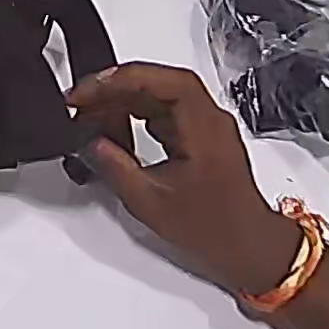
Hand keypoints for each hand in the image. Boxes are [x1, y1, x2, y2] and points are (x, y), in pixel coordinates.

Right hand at [67, 63, 300, 296]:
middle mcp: (208, 119)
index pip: (164, 82)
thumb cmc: (215, 230)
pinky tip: (110, 127)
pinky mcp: (194, 132)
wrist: (249, 249)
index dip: (121, 80)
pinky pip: (158, 107)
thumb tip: (91, 141)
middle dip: (113, 87)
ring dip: (119, 98)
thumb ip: (115, 167)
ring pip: (155, 92)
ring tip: (88, 114)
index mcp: (205, 129)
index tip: (89, 91)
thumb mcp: (151, 202)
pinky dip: (130, 111)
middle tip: (79, 100)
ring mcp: (202, 123)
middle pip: (157, 82)